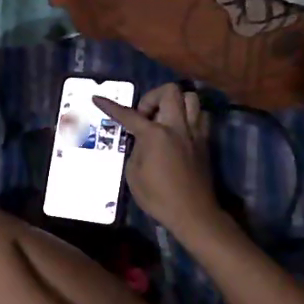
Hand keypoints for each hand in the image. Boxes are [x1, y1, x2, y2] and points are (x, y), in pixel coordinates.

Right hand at [95, 84, 220, 234]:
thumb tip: (141, 141)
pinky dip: (188, 117)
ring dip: (175, 104)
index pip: (129, 115)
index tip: (97, 98)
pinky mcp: (205, 142)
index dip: (110, 106)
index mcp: (155, 135)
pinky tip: (178, 133)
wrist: (192, 212)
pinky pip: (200, 117)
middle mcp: (177, 127)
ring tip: (164, 120)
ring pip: (191, 99)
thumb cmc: (157, 197)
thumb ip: (136, 150)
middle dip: (153, 97)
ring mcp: (195, 133)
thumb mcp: (133, 174)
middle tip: (145, 116)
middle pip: (170, 91)